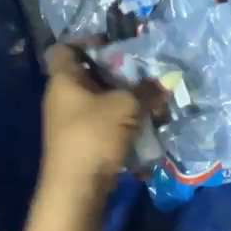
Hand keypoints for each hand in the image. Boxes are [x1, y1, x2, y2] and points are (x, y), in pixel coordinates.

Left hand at [39, 44, 140, 191]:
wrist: (76, 189)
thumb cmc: (93, 135)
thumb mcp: (125, 107)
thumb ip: (147, 90)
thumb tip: (168, 80)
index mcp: (64, 80)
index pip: (66, 49)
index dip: (88, 41)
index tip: (116, 43)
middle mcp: (62, 97)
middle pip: (89, 74)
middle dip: (117, 71)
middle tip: (144, 70)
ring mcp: (71, 121)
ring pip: (99, 99)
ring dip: (124, 97)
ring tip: (151, 96)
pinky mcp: (82, 142)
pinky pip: (103, 121)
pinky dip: (122, 119)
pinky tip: (144, 122)